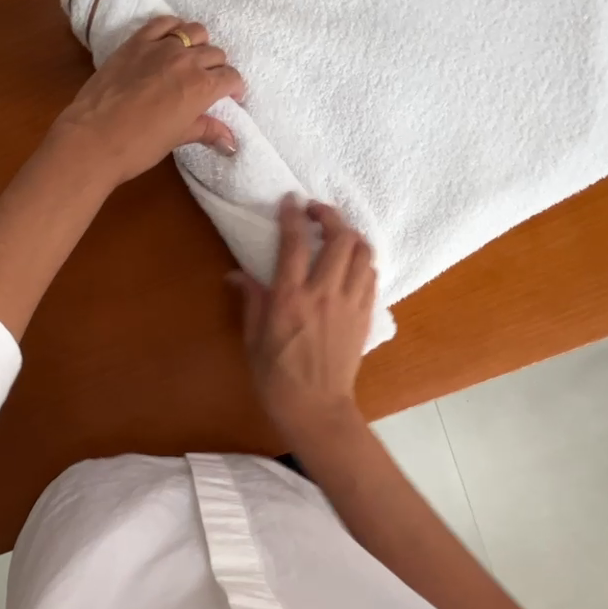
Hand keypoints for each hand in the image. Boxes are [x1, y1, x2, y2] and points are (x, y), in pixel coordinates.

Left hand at [41, 16, 246, 187]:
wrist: (93, 138)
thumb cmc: (137, 146)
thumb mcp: (176, 139)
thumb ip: (206, 130)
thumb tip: (232, 142)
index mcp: (201, 87)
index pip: (230, 78)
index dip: (234, 88)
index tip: (230, 98)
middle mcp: (186, 60)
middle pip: (215, 53)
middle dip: (217, 68)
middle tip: (207, 84)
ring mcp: (160, 46)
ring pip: (194, 31)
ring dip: (199, 44)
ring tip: (190, 60)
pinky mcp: (136, 41)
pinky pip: (163, 22)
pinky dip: (172, 28)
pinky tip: (170, 40)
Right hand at [230, 195, 375, 446]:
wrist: (316, 407)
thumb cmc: (276, 378)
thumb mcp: (253, 339)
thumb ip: (251, 301)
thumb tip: (237, 275)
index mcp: (289, 299)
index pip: (294, 243)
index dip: (292, 215)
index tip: (290, 201)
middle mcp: (323, 294)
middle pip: (339, 238)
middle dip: (329, 216)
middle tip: (316, 212)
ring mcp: (349, 303)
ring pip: (362, 252)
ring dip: (350, 235)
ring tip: (337, 233)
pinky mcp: (365, 315)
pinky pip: (371, 275)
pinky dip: (362, 260)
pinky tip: (350, 263)